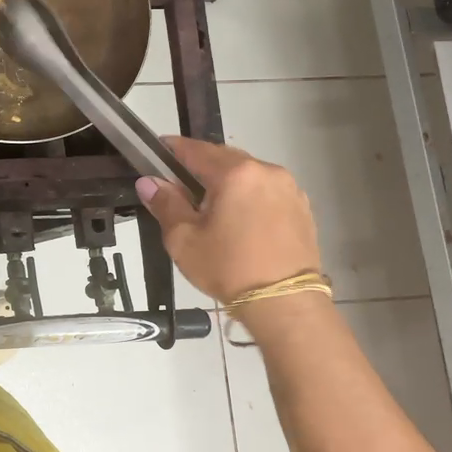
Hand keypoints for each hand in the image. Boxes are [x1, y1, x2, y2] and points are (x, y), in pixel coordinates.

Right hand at [136, 137, 321, 306]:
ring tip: (211, 206)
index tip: (159, 148)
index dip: (174, 148)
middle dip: (202, 166)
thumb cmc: (228, 268)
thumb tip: (149, 182)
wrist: (285, 304)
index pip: (196, 150)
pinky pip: (268, 190)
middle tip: (181, 184)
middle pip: (226, 158)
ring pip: (249, 174)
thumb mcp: (184, 239)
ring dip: (228, 181)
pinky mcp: (303, 208)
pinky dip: (250, 196)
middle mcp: (266, 171)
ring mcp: (290, 188)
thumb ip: (165, 204)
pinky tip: (240, 219)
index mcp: (235, 174)